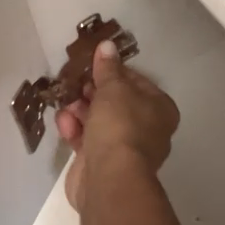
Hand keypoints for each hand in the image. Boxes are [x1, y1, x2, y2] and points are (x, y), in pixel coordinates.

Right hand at [57, 40, 180, 209]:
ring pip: (99, 122)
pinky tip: (64, 124)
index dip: (114, 72)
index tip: (93, 65)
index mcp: (160, 109)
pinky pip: (87, 140)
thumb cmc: (120, 125)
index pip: (137, 82)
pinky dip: (75, 131)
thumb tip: (107, 45)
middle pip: (116, 102)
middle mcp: (147, 129)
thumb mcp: (113, 88)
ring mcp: (124, 149)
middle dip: (92, 92)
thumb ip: (108, 67)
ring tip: (66, 104)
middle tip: (75, 83)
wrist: (109, 179)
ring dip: (80, 111)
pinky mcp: (102, 165)